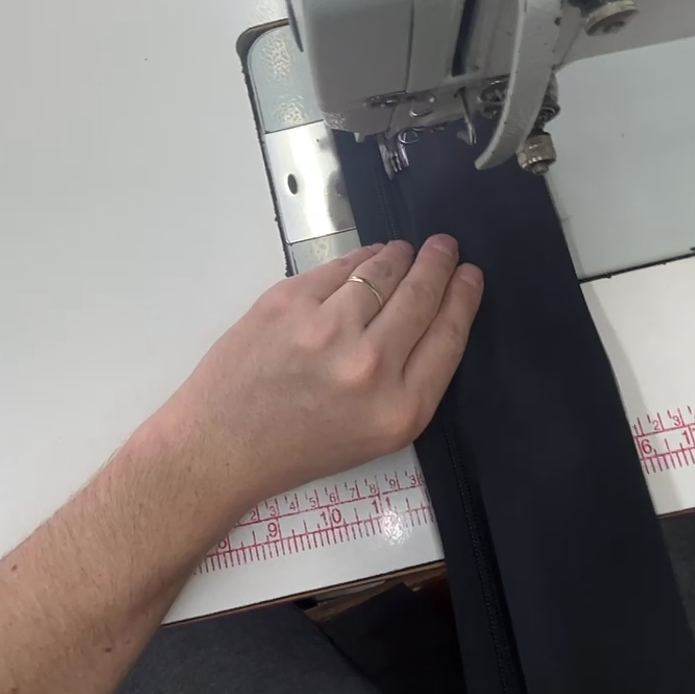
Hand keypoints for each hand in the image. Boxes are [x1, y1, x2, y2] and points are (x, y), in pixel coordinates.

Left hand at [143, 237, 482, 510]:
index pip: (448, 335)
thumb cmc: (300, 446)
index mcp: (399, 409)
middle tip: (446, 246)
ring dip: (400, 255)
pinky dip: (360, 258)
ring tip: (407, 250)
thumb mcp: (375, 434)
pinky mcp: (289, 301)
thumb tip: (431, 316)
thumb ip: (410, 381)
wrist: (224, 444)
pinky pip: (339, 266)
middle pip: (420, 296)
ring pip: (381, 271)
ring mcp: (325, 327)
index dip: (464, 297)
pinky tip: (369, 256)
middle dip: (439, 264)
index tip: (470, 276)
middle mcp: (369, 365)